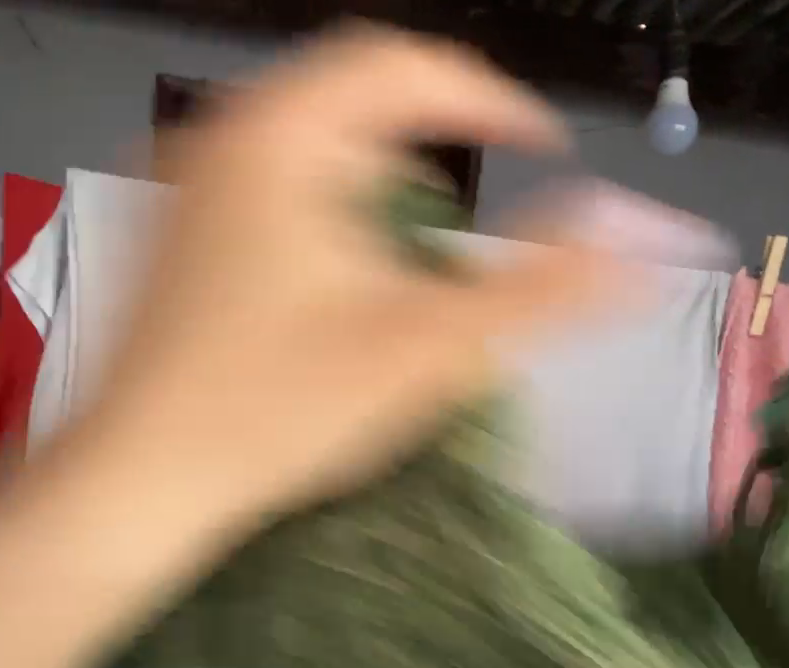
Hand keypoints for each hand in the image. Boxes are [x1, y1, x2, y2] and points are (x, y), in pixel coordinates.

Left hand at [61, 26, 621, 528]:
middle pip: (351, 94)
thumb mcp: (424, 352)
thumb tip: (649, 243)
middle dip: (432, 130)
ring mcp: (183, 188)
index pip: (408, 67)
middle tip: (487, 179)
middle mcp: (220, 139)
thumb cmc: (273, 412)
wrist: (139, 480)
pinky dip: (322, 201)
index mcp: (282, 136)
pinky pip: (264, 184)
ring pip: (303, 140)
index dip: (491, 100)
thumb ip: (543, 293)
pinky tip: (337, 264)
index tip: (541, 147)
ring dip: (374, 167)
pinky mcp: (171, 239)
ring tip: (422, 222)